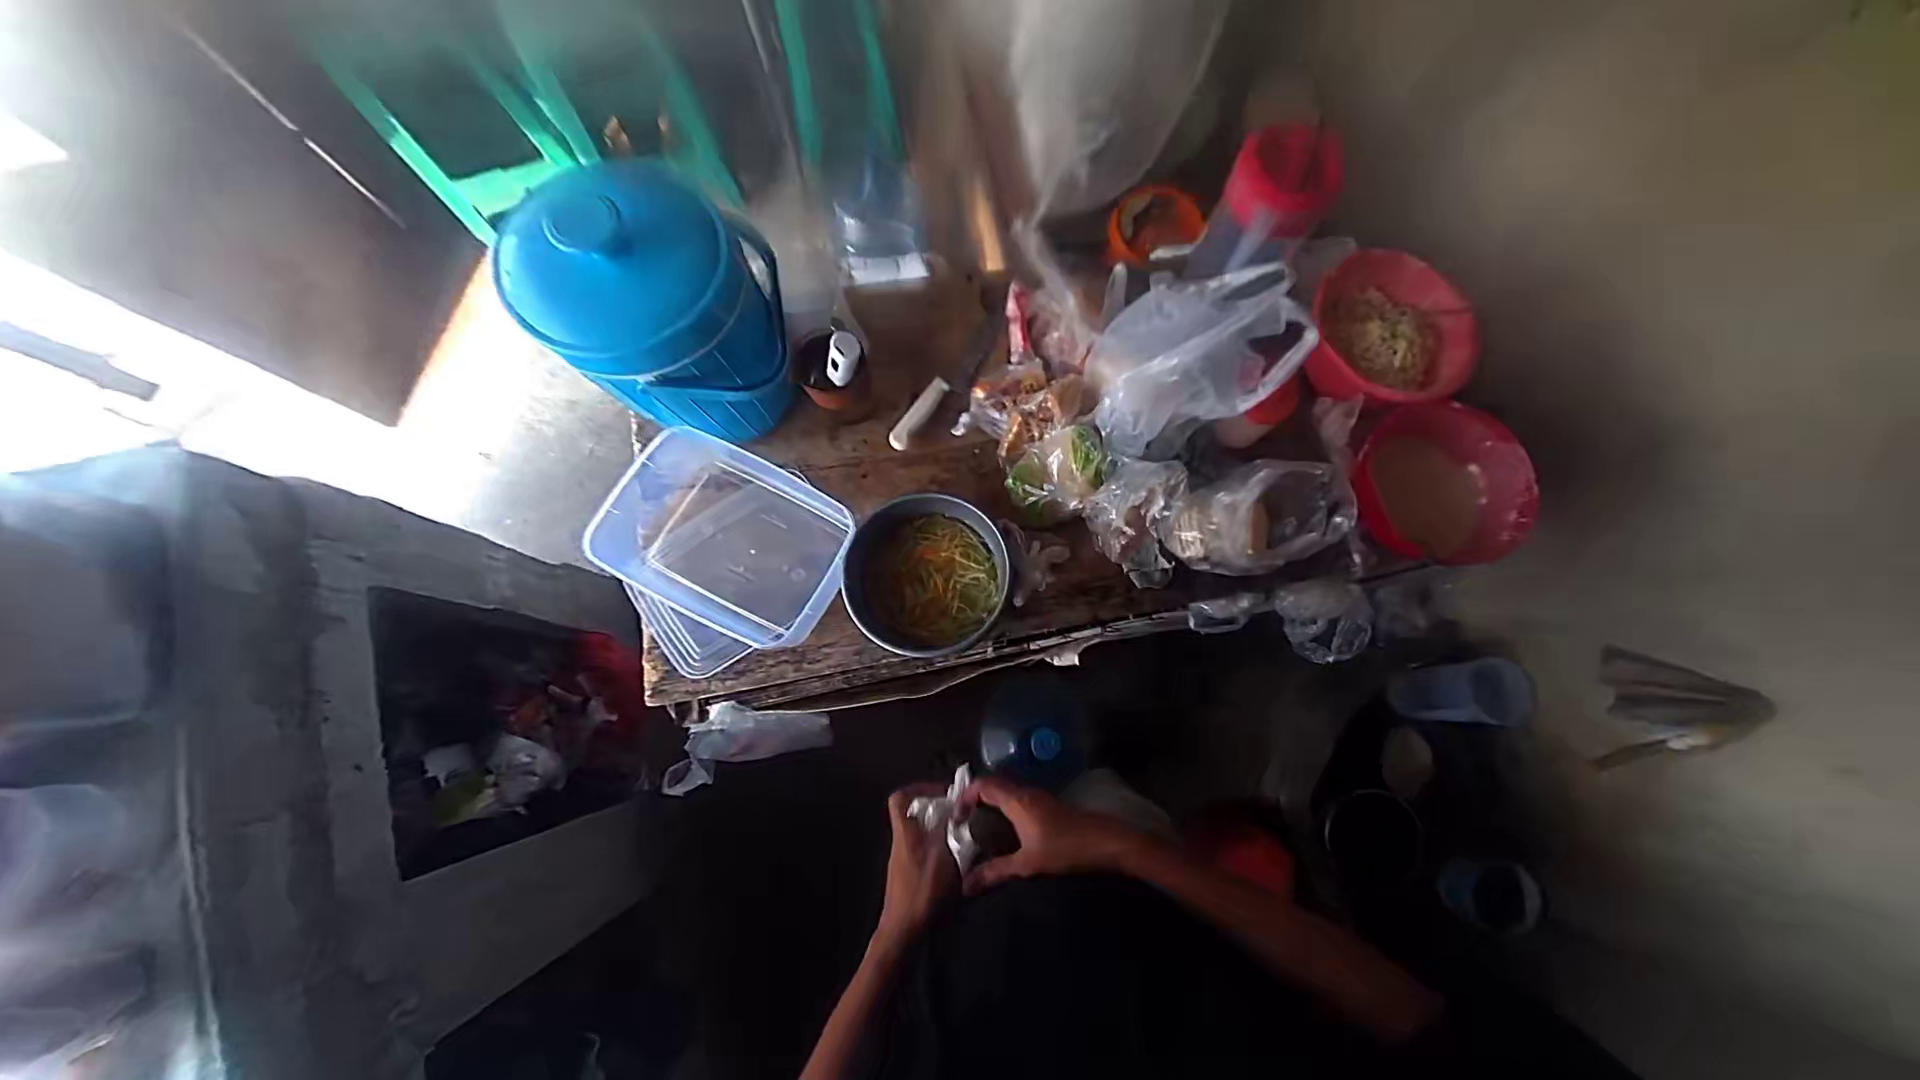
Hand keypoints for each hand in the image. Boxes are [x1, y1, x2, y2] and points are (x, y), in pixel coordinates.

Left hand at [875, 783, 958, 943]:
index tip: (941, 793)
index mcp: (905, 833)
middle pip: (912, 814)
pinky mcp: (907, 874)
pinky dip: (937, 848)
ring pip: (919, 832)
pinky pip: (922, 849)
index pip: (900, 798)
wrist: (902, 932)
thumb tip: (956, 814)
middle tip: (957, 814)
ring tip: (961, 835)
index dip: (918, 788)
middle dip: (935, 810)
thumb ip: (951, 835)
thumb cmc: (922, 893)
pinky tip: (954, 860)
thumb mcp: (943, 860)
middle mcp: (901, 842)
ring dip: (938, 830)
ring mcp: (902, 859)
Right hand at [961, 775, 1156, 894]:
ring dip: (990, 802)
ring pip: (1006, 792)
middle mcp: (1025, 793)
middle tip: (960, 819)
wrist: (1105, 842)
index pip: (983, 785)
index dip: (965, 794)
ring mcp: (1038, 798)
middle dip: (974, 797)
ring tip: (976, 824)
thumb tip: (966, 885)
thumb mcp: (1027, 864)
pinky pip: (1017, 799)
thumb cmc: (1065, 848)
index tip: (954, 814)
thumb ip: (995, 872)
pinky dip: (1004, 808)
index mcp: (1016, 800)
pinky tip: (1003, 829)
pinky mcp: (1048, 806)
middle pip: (993, 786)